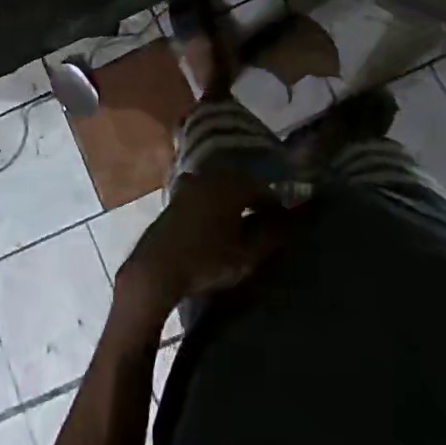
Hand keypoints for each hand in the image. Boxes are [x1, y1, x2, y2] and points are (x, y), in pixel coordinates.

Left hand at [116, 172, 288, 317]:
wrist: (158, 266)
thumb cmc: (206, 261)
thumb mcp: (246, 256)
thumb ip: (269, 236)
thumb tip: (288, 221)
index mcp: (229, 187)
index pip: (260, 188)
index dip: (274, 202)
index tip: (284, 216)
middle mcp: (208, 178)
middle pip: (238, 180)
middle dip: (253, 194)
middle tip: (266, 212)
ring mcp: (188, 184)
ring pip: (218, 182)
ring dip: (233, 194)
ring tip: (243, 213)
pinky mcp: (175, 195)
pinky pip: (203, 188)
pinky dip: (215, 197)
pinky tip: (217, 213)